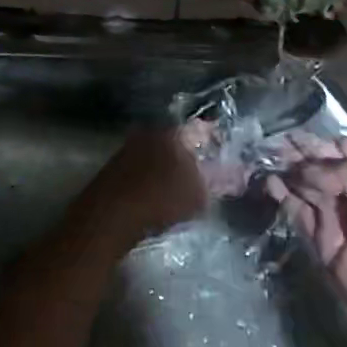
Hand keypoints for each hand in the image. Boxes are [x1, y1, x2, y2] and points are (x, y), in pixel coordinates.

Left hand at [86, 120, 238, 241]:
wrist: (108, 217)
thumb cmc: (160, 199)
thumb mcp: (198, 194)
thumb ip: (219, 181)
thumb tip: (238, 175)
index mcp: (173, 132)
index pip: (200, 129)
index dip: (215, 141)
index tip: (223, 155)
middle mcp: (150, 132)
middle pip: (178, 139)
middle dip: (191, 153)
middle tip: (205, 171)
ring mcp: (128, 148)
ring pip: (158, 152)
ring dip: (170, 165)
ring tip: (182, 185)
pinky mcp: (113, 168)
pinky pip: (142, 167)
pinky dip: (152, 176)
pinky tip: (158, 193)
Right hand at [265, 133, 346, 346]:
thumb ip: (346, 174)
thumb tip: (303, 168)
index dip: (327, 139)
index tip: (301, 131)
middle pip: (325, 165)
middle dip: (302, 152)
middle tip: (273, 141)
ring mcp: (340, 219)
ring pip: (308, 187)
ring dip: (289, 172)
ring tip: (266, 157)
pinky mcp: (324, 246)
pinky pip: (301, 216)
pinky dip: (285, 199)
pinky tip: (271, 183)